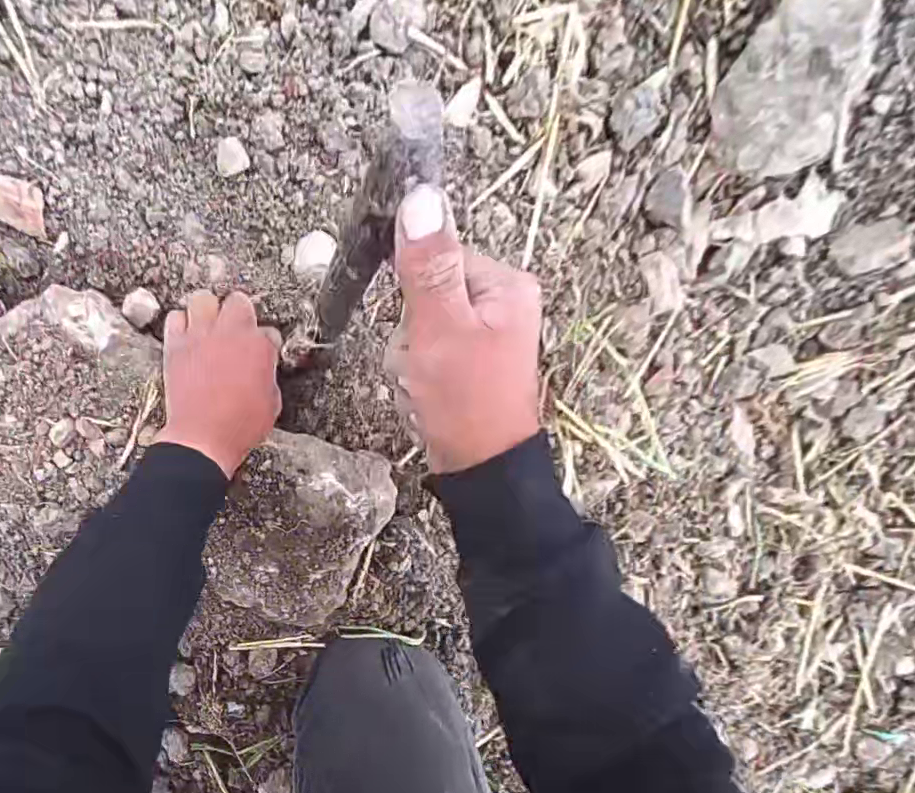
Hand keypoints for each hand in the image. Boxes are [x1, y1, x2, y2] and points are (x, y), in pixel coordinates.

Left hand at [156, 290, 281, 477]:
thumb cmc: (239, 426)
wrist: (204, 438)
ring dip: (208, 310)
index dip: (265, 343)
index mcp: (260, 347)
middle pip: (237, 301)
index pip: (268, 330)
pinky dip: (181, 324)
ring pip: (203, 299)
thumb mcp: (271, 403)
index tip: (261, 353)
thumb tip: (263, 370)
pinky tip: (188, 338)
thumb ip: (268, 376)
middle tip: (236, 330)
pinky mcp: (176, 345)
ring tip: (210, 327)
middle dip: (239, 313)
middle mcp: (231, 334)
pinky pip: (175, 317)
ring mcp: (201, 336)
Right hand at [388, 184, 541, 473]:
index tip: (420, 328)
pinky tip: (428, 398)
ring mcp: (482, 338)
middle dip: (412, 336)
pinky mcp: (467, 364)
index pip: (438, 258)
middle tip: (426, 366)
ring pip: (417, 329)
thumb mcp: (441, 329)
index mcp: (504, 287)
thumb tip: (420, 199)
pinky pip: (423, 355)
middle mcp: (498, 306)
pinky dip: (417, 378)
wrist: (480, 471)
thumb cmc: (467, 405)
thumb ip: (428, 267)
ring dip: (410, 362)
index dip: (415, 295)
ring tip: (427, 387)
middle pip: (424, 296)